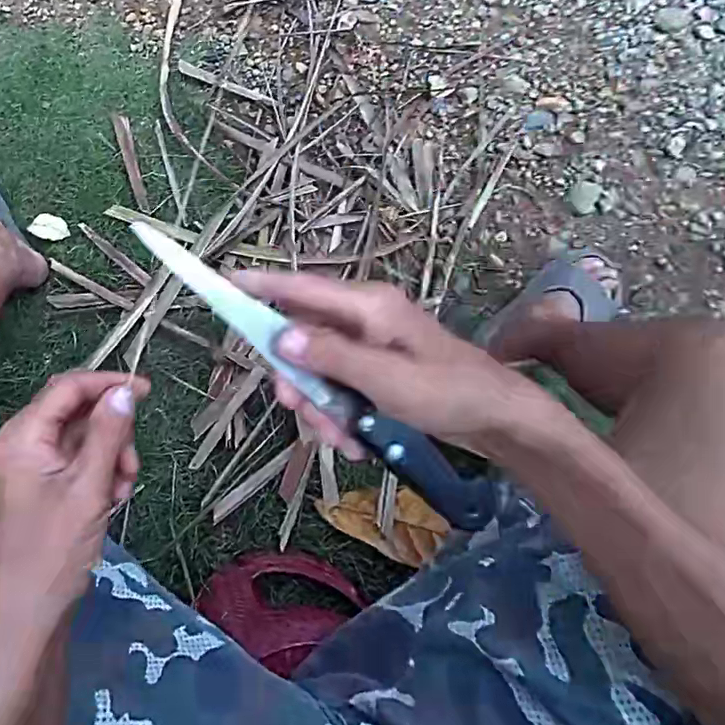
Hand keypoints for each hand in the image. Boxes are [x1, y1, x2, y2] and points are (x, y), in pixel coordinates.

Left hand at [0, 371, 148, 620]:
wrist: (32, 612)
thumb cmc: (55, 551)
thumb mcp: (89, 488)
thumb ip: (108, 434)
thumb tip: (126, 390)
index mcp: (24, 434)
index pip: (69, 386)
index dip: (108, 383)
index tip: (147, 391)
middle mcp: (26, 439)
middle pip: (80, 409)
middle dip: (113, 430)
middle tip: (130, 464)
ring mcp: (37, 460)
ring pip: (87, 434)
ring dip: (113, 454)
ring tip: (122, 489)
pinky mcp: (49, 480)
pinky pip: (84, 457)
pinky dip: (105, 470)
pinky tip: (113, 497)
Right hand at [233, 270, 559, 457]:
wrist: (500, 420)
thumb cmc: (450, 392)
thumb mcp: (387, 379)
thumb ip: (332, 357)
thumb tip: (280, 337)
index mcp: (366, 305)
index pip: (300, 288)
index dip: (260, 285)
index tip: (225, 283)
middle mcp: (360, 318)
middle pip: (301, 338)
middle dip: (297, 380)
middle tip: (301, 411)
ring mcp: (366, 344)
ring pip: (315, 369)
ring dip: (319, 406)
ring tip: (342, 440)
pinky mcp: (371, 368)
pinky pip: (335, 386)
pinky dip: (337, 414)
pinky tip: (354, 441)